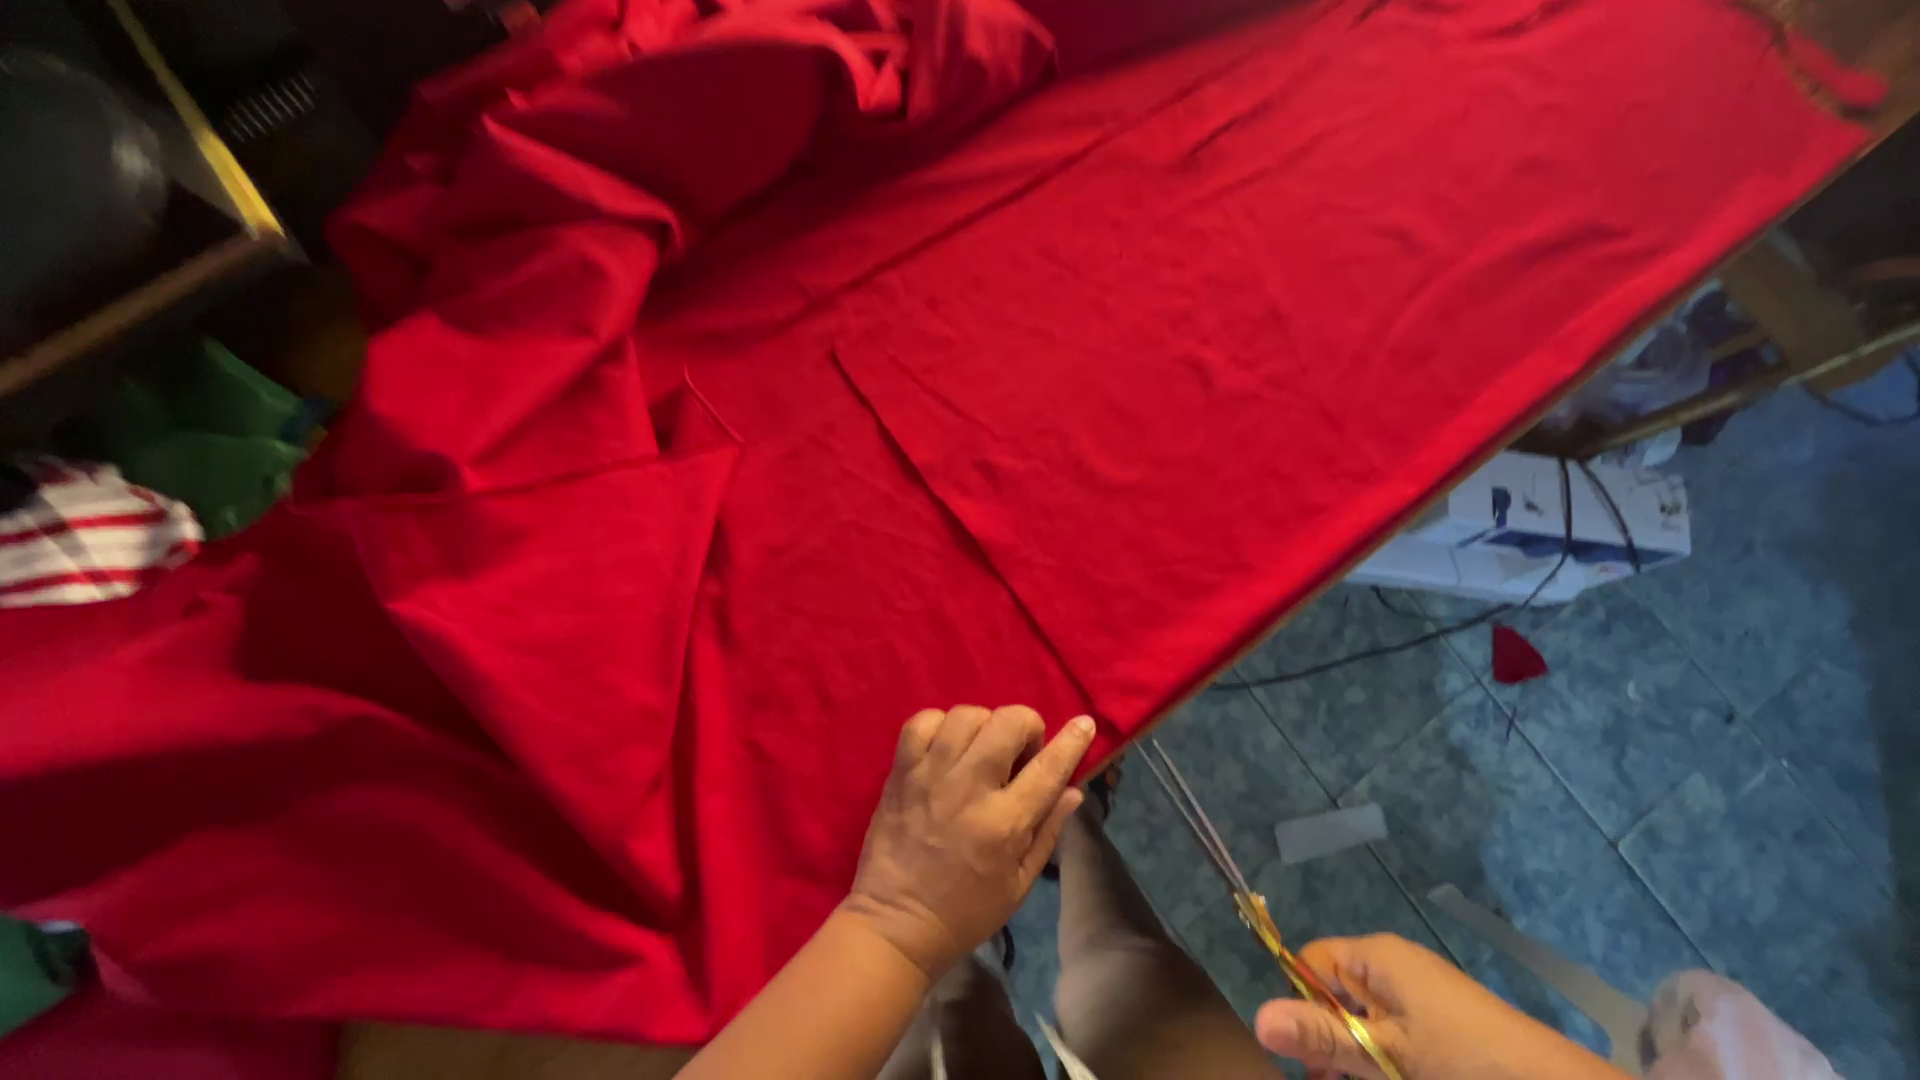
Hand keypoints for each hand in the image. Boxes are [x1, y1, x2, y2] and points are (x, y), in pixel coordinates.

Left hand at [840, 705, 1095, 979]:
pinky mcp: (901, 772)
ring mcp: (931, 775)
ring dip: (984, 724)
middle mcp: (969, 789)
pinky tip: (946, 747)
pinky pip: (921, 722)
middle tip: (1019, 753)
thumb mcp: (1019, 884)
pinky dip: (939, 725)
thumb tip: (1073, 790)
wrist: (896, 923)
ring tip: (981, 749)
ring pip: (966, 715)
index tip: (1084, 724)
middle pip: (1007, 723)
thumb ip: (1048, 831)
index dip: (1072, 740)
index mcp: (1004, 823)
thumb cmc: (966, 911)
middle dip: (1025, 727)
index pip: (1048, 767)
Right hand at [1256, 934, 1630, 1079]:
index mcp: (1376, 957)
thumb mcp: (1388, 1056)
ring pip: (1362, 1023)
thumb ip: (1322, 1037)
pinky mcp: (1441, 1027)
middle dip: (1329, 1041)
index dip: (1300, 1004)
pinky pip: (1392, 1037)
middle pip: (1333, 994)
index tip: (1310, 1055)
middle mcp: (1393, 967)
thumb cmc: (1467, 1064)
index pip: (1309, 963)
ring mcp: (1420, 997)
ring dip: (1357, 1059)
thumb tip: (1256, 1018)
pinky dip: (1384, 1064)